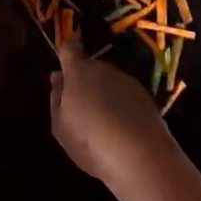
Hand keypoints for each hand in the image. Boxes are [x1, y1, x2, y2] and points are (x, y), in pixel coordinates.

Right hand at [50, 40, 172, 182]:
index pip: (70, 49)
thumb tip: (57, 76)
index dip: (66, 52)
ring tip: (101, 124)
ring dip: (103, 94)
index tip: (64, 63)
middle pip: (90, 68)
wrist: (138, 152)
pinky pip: (124, 93)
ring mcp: (126, 79)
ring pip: (108, 81)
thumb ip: (57, 97)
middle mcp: (104, 68)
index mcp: (79, 71)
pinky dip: (120, 104)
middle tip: (80, 109)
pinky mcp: (143, 92)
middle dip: (85, 82)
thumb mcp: (60, 125)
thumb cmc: (89, 140)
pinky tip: (119, 128)